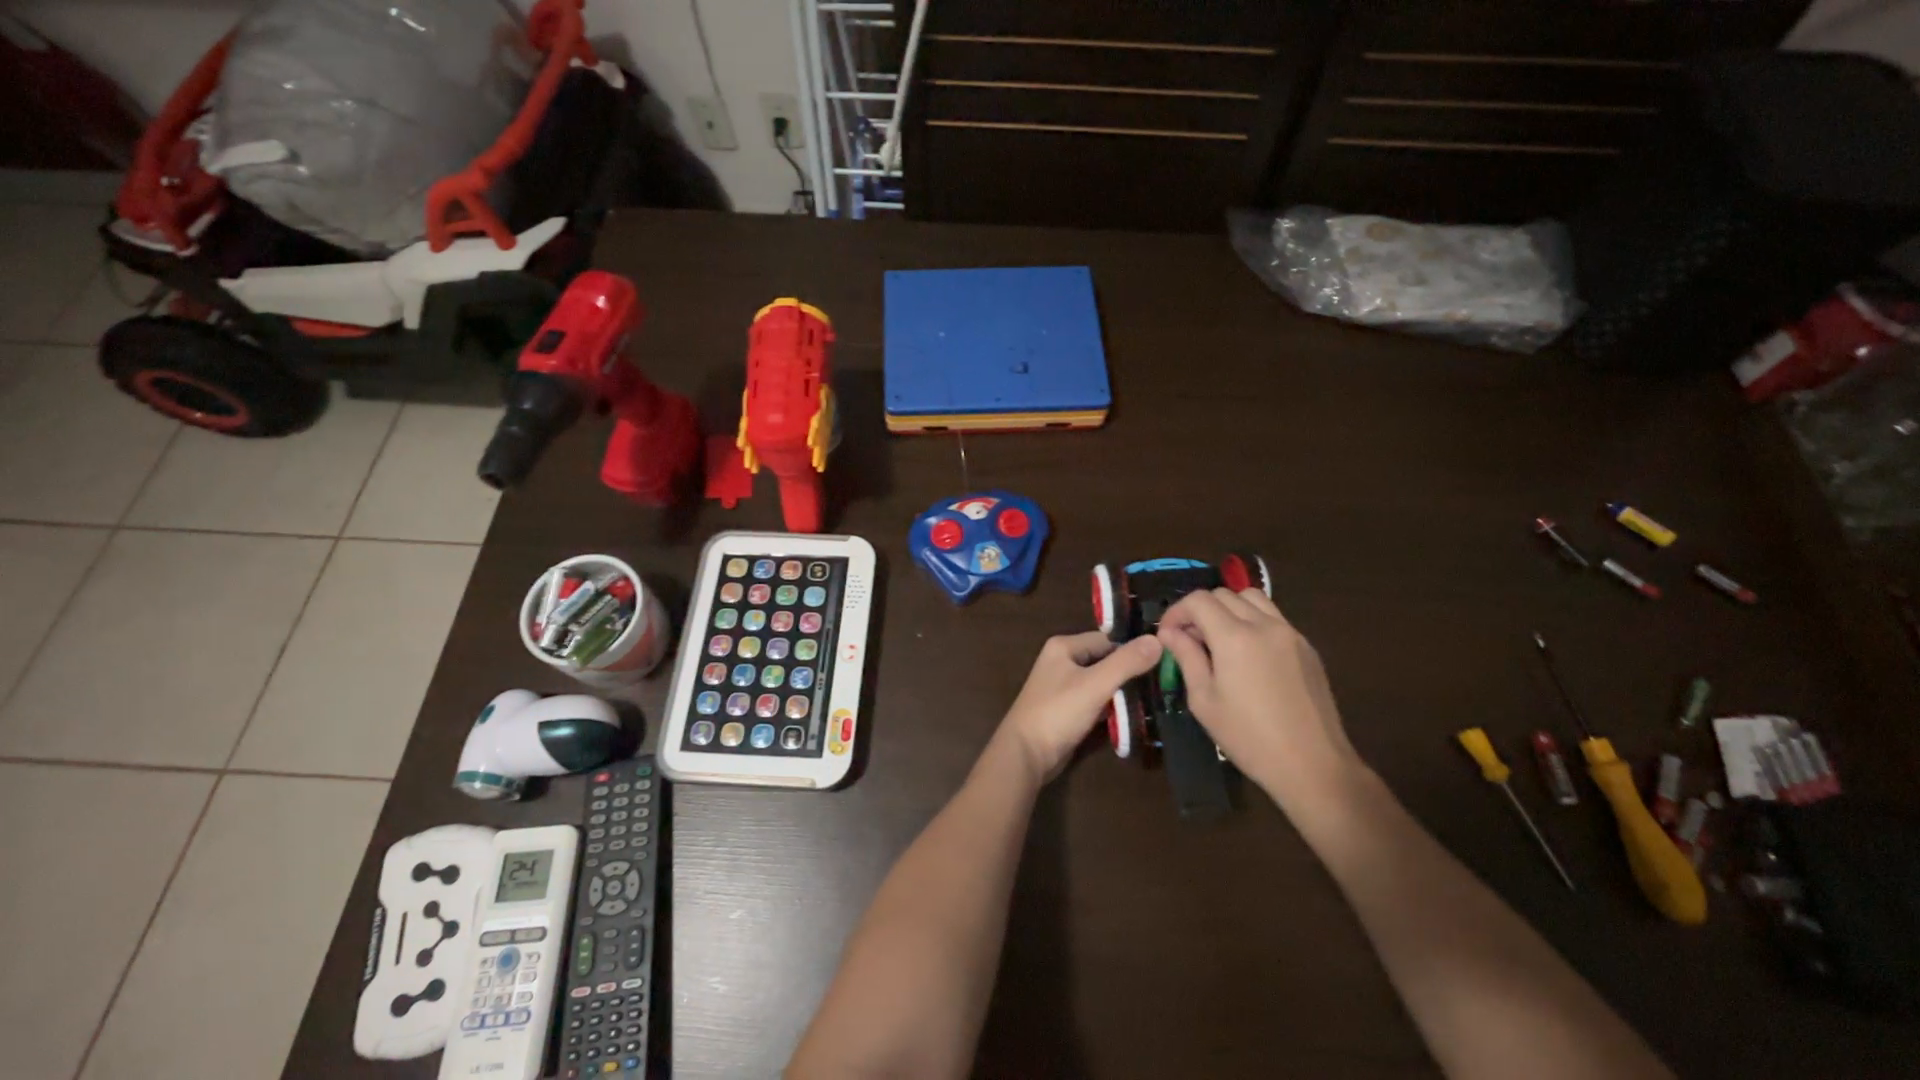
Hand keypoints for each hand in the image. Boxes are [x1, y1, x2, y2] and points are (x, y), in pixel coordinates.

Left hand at [996, 631, 1163, 783]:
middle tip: (1162, 683)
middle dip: (1130, 674)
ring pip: (1103, 683)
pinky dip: (1112, 708)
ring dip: (1123, 693)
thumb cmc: (1058, 712)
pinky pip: (1097, 702)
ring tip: (1153, 699)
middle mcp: (1062, 662)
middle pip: (1106, 661)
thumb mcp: (1095, 684)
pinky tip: (1134, 715)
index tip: (1162, 662)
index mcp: (1064, 647)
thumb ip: (1126, 663)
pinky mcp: (1068, 710)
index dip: (1133, 650)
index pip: (1108, 640)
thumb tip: (1158, 640)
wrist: (1026, 754)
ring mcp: (1064, 687)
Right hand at [1156, 589, 1363, 808]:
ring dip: (1229, 610)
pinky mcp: (1306, 647)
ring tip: (1220, 640)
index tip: (1168, 636)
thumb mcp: (1204, 701)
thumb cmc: (1248, 737)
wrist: (1311, 763)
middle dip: (1200, 610)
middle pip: (1225, 594)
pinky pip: (1274, 618)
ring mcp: (1290, 633)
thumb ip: (1187, 658)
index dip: (1177, 612)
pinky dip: (1253, 622)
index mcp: (1234, 637)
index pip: (1198, 601)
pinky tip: (1248, 656)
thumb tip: (1170, 633)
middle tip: (1190, 641)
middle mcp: (1264, 624)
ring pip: (1253, 598)